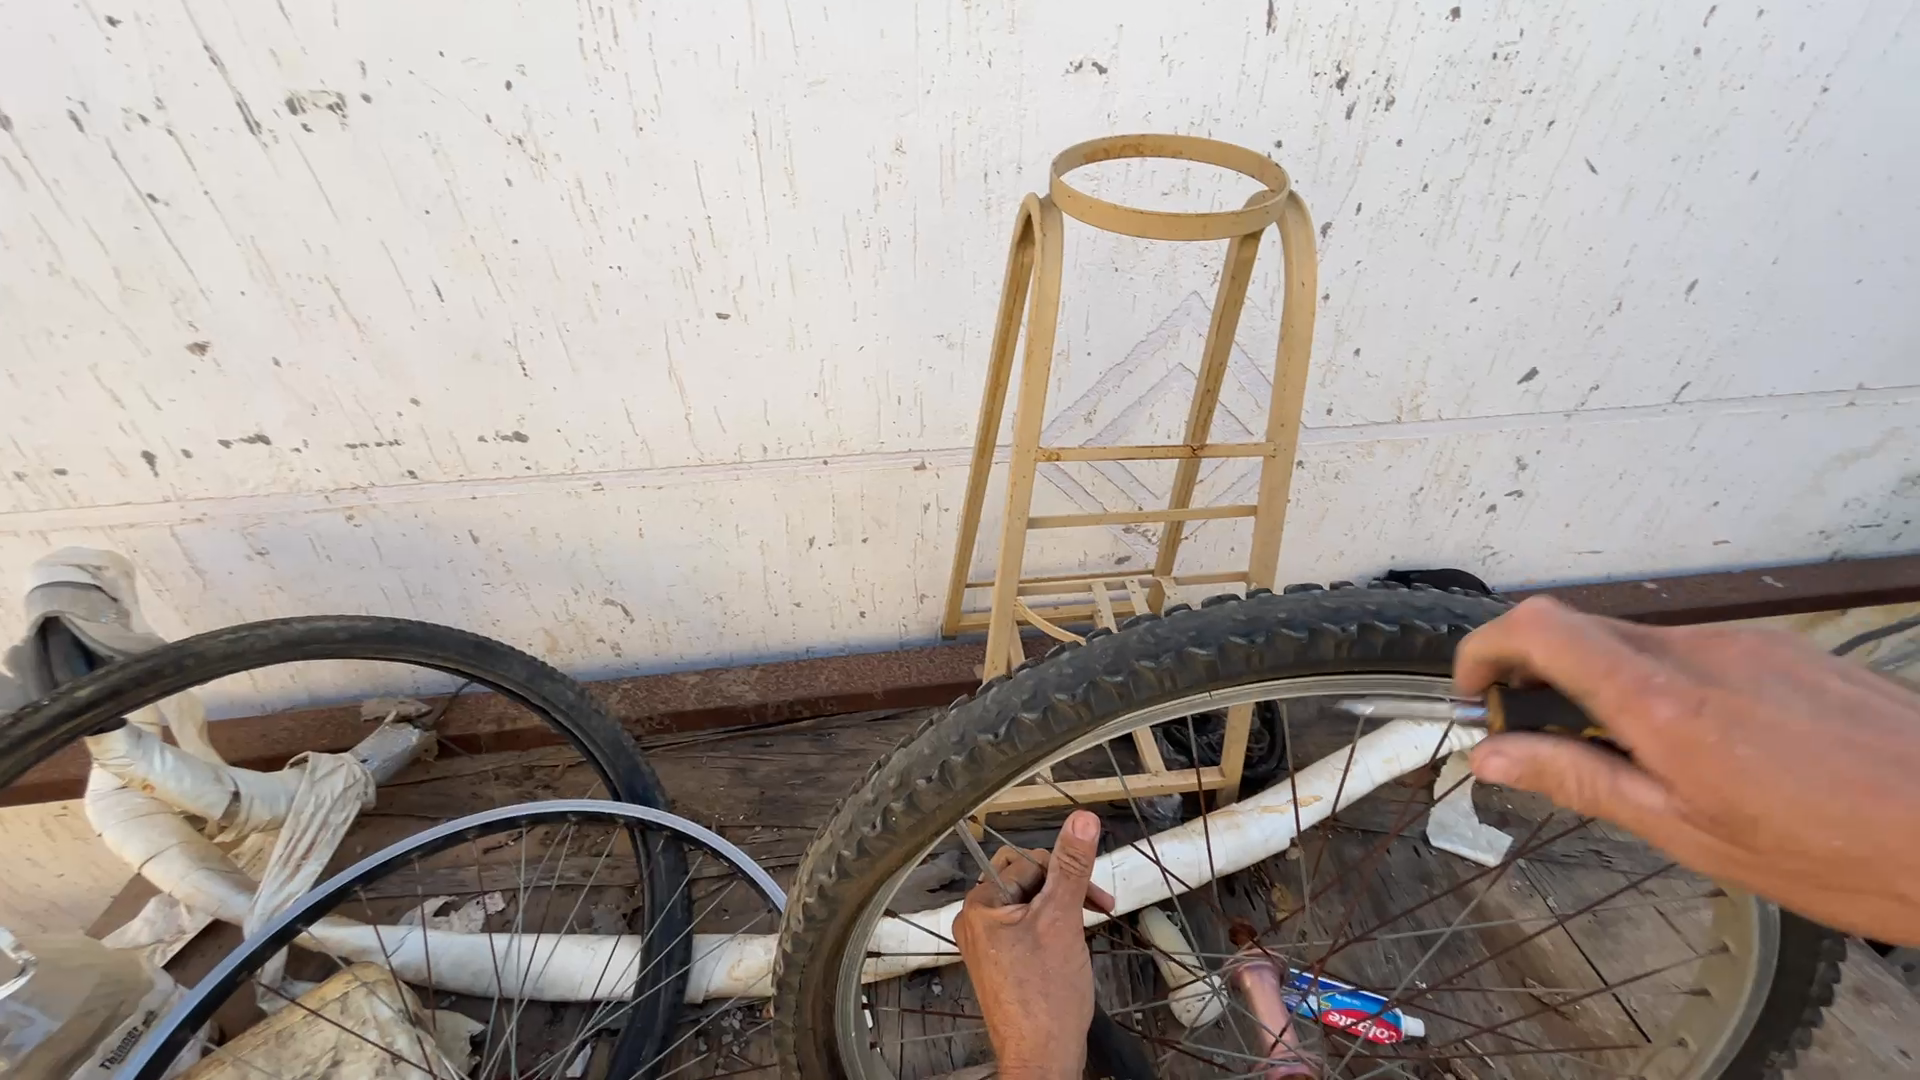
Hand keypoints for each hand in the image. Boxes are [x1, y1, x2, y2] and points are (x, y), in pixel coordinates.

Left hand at [953, 810, 1115, 1078]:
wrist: (1042, 1062)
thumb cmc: (1046, 999)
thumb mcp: (1063, 920)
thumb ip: (1072, 866)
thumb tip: (1081, 820)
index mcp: (981, 904)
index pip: (1026, 861)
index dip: (1063, 873)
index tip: (1092, 894)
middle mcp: (977, 920)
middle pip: (1027, 878)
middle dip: (1064, 890)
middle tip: (1094, 907)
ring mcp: (988, 943)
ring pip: (1030, 902)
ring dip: (1062, 908)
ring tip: (1085, 928)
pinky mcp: (1002, 961)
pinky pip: (1027, 926)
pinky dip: (1052, 928)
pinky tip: (1070, 945)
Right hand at [1456, 595, 1919, 942]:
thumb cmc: (1850, 853)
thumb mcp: (1689, 832)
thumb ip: (1577, 779)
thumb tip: (1490, 757)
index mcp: (1662, 699)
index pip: (1536, 628)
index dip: (1483, 648)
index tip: (1474, 693)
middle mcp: (1696, 651)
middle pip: (1572, 628)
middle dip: (1531, 670)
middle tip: (1537, 732)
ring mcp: (1745, 642)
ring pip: (1627, 640)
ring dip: (1594, 680)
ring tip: (1628, 750)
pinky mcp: (1782, 649)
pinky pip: (1684, 649)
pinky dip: (1651, 681)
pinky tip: (1695, 739)